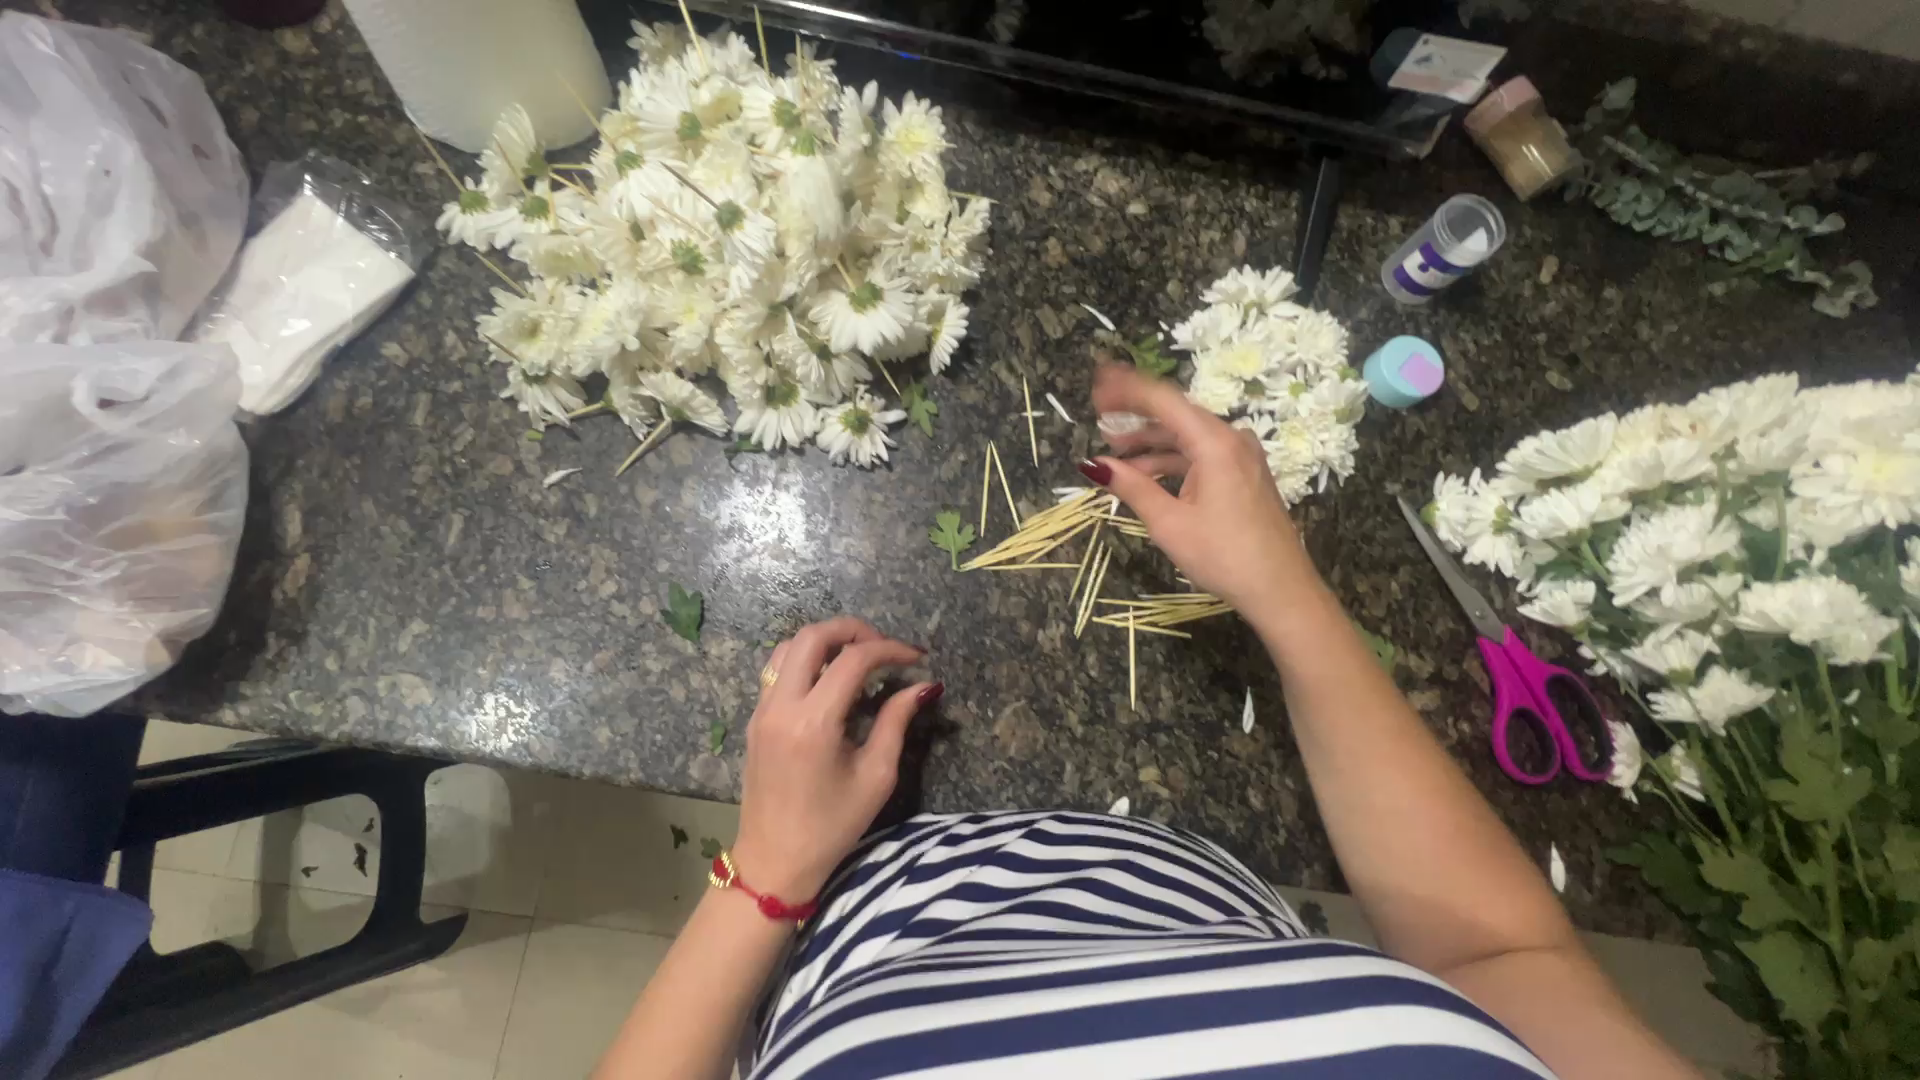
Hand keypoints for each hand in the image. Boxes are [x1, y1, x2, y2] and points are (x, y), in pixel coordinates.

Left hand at [730, 616, 939, 901]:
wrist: (773, 862)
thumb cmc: (831, 827)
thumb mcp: (875, 777)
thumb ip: (897, 723)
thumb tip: (923, 685)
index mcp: (814, 723)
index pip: (854, 660)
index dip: (890, 649)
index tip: (916, 659)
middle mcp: (781, 706)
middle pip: (813, 636)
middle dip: (853, 630)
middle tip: (884, 647)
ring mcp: (762, 709)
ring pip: (789, 646)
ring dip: (826, 640)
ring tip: (858, 657)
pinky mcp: (755, 718)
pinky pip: (777, 668)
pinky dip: (805, 658)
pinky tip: (829, 677)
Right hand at [1083, 363, 1325, 624]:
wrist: (1279, 589)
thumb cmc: (1223, 556)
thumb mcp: (1169, 523)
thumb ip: (1132, 487)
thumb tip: (1094, 465)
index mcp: (1214, 444)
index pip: (1163, 401)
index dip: (1126, 392)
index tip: (1096, 391)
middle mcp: (1231, 440)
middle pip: (1175, 414)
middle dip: (1135, 415)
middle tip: (1098, 415)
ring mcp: (1240, 457)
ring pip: (1186, 437)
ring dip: (1150, 442)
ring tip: (1114, 451)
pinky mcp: (1242, 475)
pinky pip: (1199, 455)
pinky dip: (1170, 460)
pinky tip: (1145, 474)